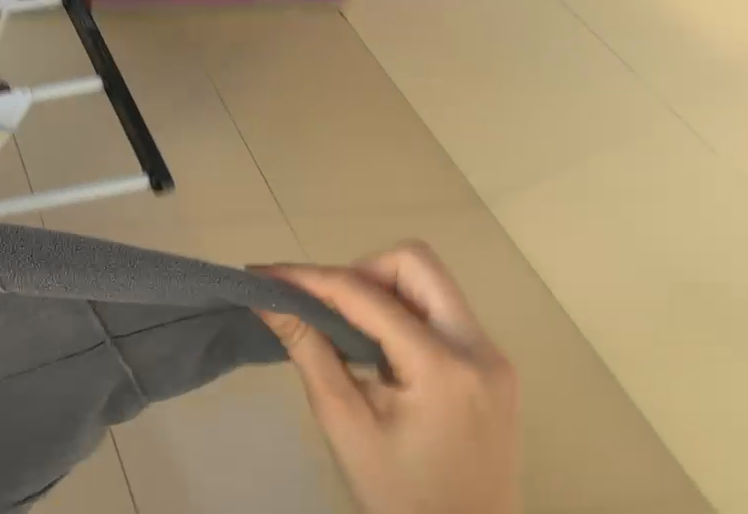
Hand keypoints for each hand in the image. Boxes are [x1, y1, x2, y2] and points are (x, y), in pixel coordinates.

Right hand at [258, 243, 521, 513]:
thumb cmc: (398, 489)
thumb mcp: (342, 419)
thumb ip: (306, 347)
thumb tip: (263, 296)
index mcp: (444, 367)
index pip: (364, 293)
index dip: (306, 276)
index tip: (262, 273)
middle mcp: (481, 351)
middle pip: (415, 265)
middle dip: (357, 271)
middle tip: (321, 303)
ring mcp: (493, 360)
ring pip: (429, 284)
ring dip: (379, 289)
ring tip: (342, 326)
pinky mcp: (492, 371)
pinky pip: (440, 313)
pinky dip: (398, 312)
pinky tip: (372, 346)